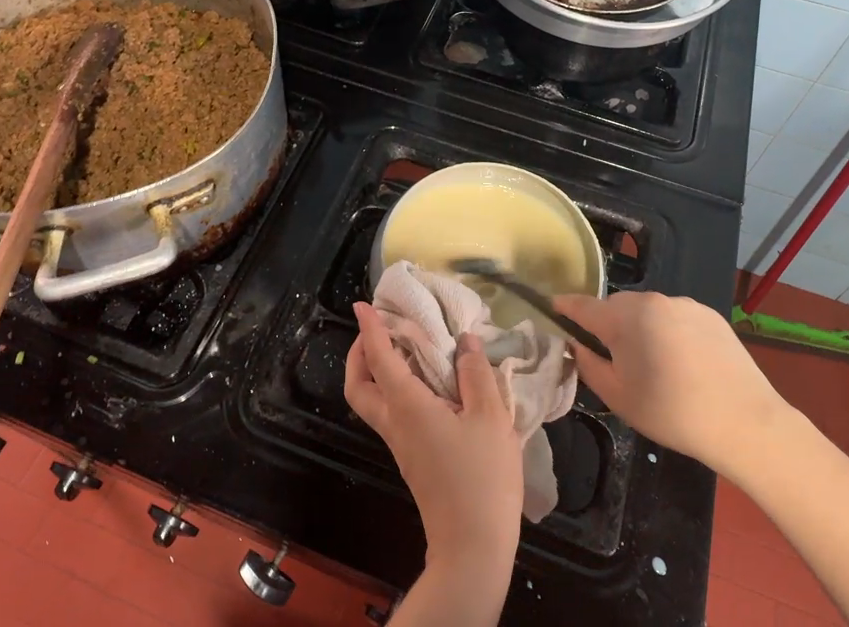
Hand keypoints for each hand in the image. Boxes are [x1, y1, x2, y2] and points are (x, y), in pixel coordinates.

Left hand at [345, 302, 523, 569]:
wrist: (473, 544)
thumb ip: (476, 374)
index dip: (370, 329)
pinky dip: (396, 390)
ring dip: (377, 372)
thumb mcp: (490, 418)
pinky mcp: (412, 458)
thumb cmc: (483, 477)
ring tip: (408, 350)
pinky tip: (429, 385)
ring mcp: (400, 444)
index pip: (379, 358)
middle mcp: (394, 423)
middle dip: (359, 354)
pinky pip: (391, 414)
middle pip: (358, 386)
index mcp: (407, 406)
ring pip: (372, 402)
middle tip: (379, 331)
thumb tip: (465, 340)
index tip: (363, 305)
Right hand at [554, 291, 788, 463]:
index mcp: (625, 318)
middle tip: (611, 358)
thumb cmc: (672, 413)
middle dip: (607, 325)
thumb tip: (578, 346)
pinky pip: (675, 317)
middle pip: (617, 307)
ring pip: (647, 311)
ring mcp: (685, 305)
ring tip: (652, 365)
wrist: (745, 422)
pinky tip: (681, 363)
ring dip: (639, 328)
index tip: (552, 308)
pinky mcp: (710, 316)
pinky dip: (667, 332)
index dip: (565, 307)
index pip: (583, 305)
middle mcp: (653, 301)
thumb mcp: (618, 397)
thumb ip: (588, 365)